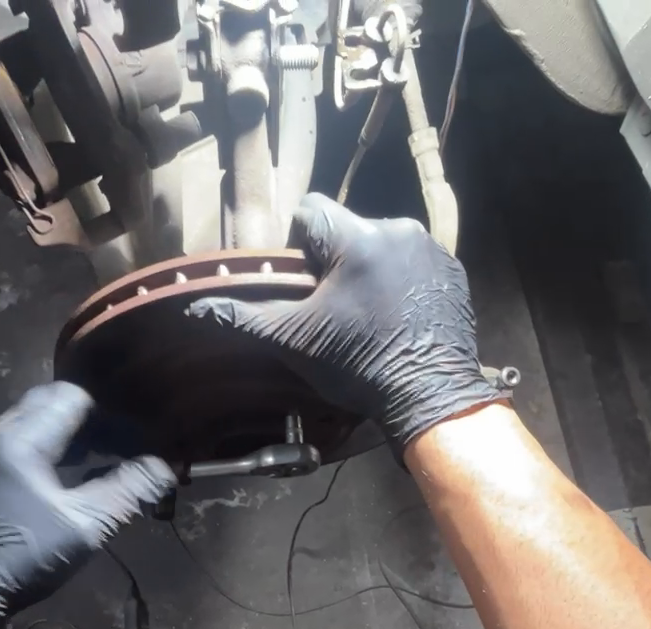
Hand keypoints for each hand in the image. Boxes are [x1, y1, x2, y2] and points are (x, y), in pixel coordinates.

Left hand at [0, 382, 174, 628]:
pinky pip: (30, 438)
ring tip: (113, 457)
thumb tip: (166, 467)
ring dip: (78, 433)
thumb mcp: (86, 524)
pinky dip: (60, 446)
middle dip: (95, 420)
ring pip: (41, 418)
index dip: (110, 415)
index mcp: (20, 440)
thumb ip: (128, 489)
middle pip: (55, 402)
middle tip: (128, 444)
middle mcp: (0, 433)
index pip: (73, 398)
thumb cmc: (28, 555)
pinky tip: (85, 471)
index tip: (138, 438)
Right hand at [186, 193, 504, 445]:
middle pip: (347, 229)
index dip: (297, 244)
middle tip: (333, 308)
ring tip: (367, 315)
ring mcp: (431, 249)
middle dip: (334, 261)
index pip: (310, 210)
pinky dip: (400, 281)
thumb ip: (246, 318)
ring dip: (367, 270)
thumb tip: (197, 308)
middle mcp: (398, 229)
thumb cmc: (359, 367)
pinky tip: (396, 317)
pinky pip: (413, 262)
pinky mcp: (453, 270)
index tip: (302, 282)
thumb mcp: (296, 342)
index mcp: (356, 238)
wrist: (430, 396)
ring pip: (381, 245)